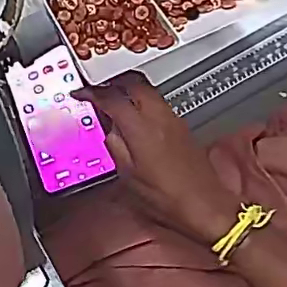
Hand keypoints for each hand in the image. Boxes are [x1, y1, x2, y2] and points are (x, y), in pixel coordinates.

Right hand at [76, 74, 238, 243]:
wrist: (204, 205)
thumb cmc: (170, 198)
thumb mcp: (128, 176)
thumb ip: (115, 147)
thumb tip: (109, 131)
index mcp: (141, 129)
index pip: (112, 98)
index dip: (92, 92)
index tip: (82, 94)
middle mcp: (159, 117)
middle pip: (133, 82)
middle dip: (111, 82)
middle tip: (96, 90)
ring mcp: (173, 119)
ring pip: (147, 89)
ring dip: (127, 89)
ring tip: (113, 102)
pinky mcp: (181, 126)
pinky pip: (157, 102)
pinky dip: (141, 101)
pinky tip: (133, 118)